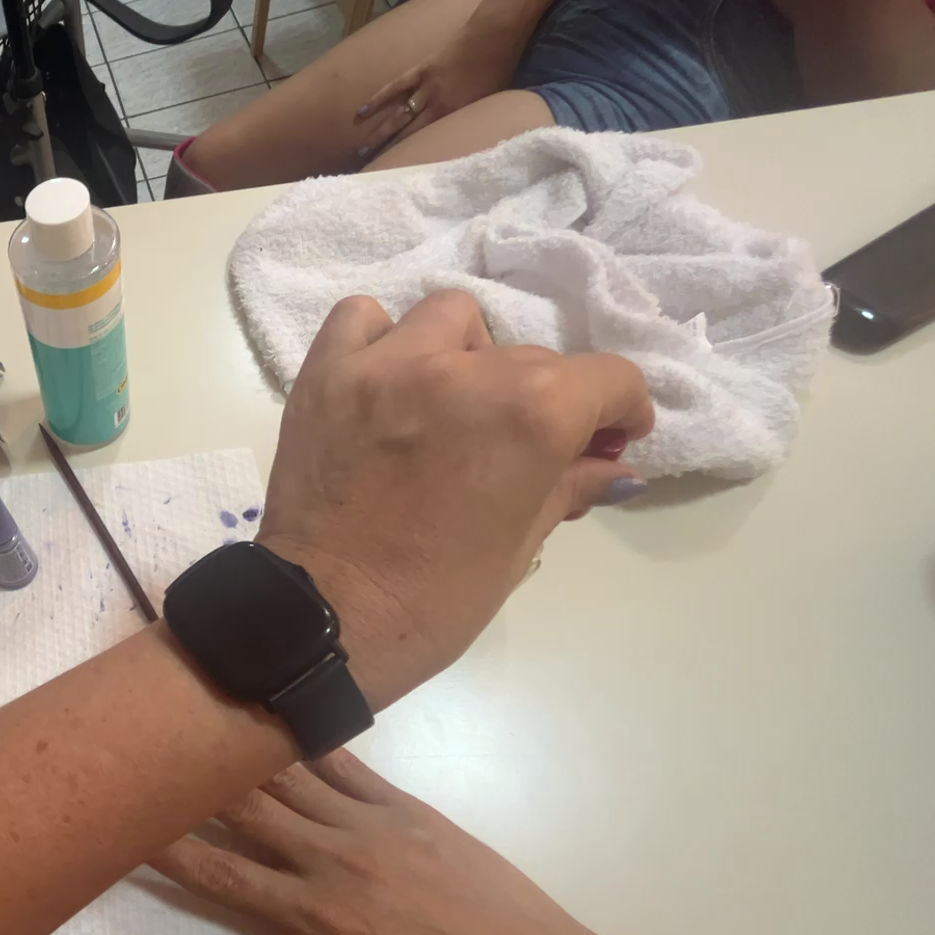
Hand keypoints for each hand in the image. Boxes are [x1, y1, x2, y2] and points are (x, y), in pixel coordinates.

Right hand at [153, 751, 783, 934]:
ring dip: (238, 749)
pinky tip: (279, 716)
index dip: (168, 847)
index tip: (127, 818)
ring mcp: (372, 823)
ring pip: (285, 773)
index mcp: (318, 920)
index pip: (222, 876)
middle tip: (150, 748)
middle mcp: (333, 858)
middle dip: (189, 778)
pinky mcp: (408, 806)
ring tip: (201, 717)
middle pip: (243, 807)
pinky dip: (304, 739)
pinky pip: (343, 761)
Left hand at [254, 291, 651, 709]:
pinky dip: (377, 338)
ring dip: (461, 352)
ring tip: (442, 403)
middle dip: (534, 399)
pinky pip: (357, 319)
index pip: (605, 379)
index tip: (600, 440)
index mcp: (527, 412)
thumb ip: (565, 485)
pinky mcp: (320, 378)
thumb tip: (609, 463)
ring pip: (445, 317)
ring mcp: (379, 368)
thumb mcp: (518, 548)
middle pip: (525, 357)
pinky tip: (382, 379)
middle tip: (507, 445)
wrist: (321, 617)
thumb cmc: (430, 601)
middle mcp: (456, 372)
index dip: (614, 413)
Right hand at [353, 17, 526, 162]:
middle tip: (369, 171)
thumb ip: (473, 121)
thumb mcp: (490, 102)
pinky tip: (361, 113)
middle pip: (404, 134)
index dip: (409, 160)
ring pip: (396, 116)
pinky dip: (378, 100)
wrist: (498, 33)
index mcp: (451, 115)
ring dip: (377, 135)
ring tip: (360, 152)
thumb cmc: (499, 68)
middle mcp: (434, 105)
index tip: (394, 177)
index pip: (425, 143)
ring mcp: (425, 88)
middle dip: (385, 153)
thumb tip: (468, 142)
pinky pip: (395, 87)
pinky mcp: (420, 71)